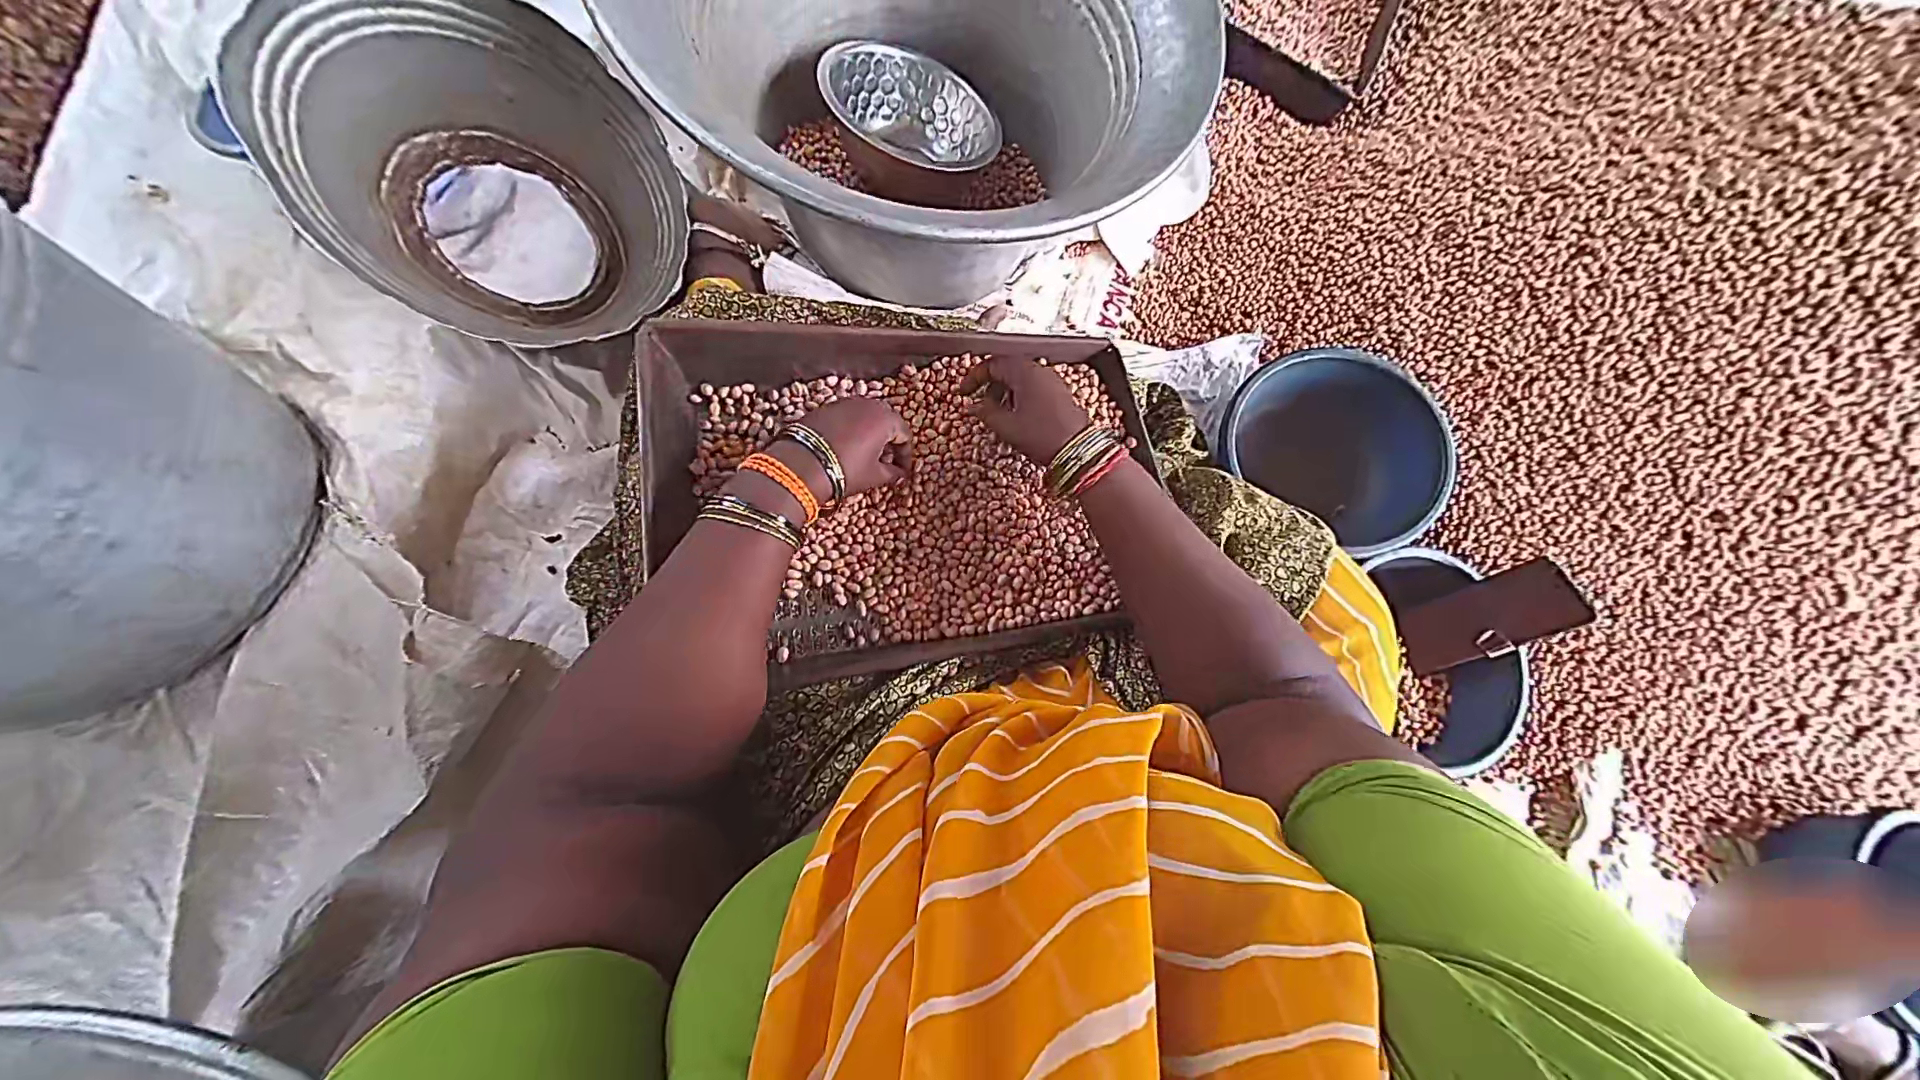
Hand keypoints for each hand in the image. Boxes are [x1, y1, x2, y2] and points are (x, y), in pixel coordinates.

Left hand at [787, 396, 912, 496]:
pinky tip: (845, 449)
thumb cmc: (846, 470)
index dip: (905, 456)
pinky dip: (851, 431)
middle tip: (885, 463)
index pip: (904, 435)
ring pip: (864, 418)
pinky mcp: (824, 408)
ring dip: (869, 435)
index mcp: (885, 418)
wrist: (802, 464)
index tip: (902, 472)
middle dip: (888, 442)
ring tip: (865, 457)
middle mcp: (866, 404)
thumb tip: (899, 474)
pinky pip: (846, 418)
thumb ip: (892, 473)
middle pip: (885, 422)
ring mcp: (843, 403)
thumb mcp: (874, 476)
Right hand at [959, 357, 1091, 465]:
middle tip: (980, 404)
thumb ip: (985, 412)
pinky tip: (1018, 418)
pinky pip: (1035, 389)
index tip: (964, 392)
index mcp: (1024, 372)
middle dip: (990, 386)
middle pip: (1008, 369)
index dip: (974, 377)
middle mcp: (1040, 371)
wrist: (1078, 450)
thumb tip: (973, 406)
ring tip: (998, 415)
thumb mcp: (1006, 426)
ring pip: (1022, 380)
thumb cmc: (1042, 435)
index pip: (992, 364)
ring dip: (1005, 393)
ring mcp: (1053, 382)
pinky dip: (1020, 398)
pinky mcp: (1061, 395)